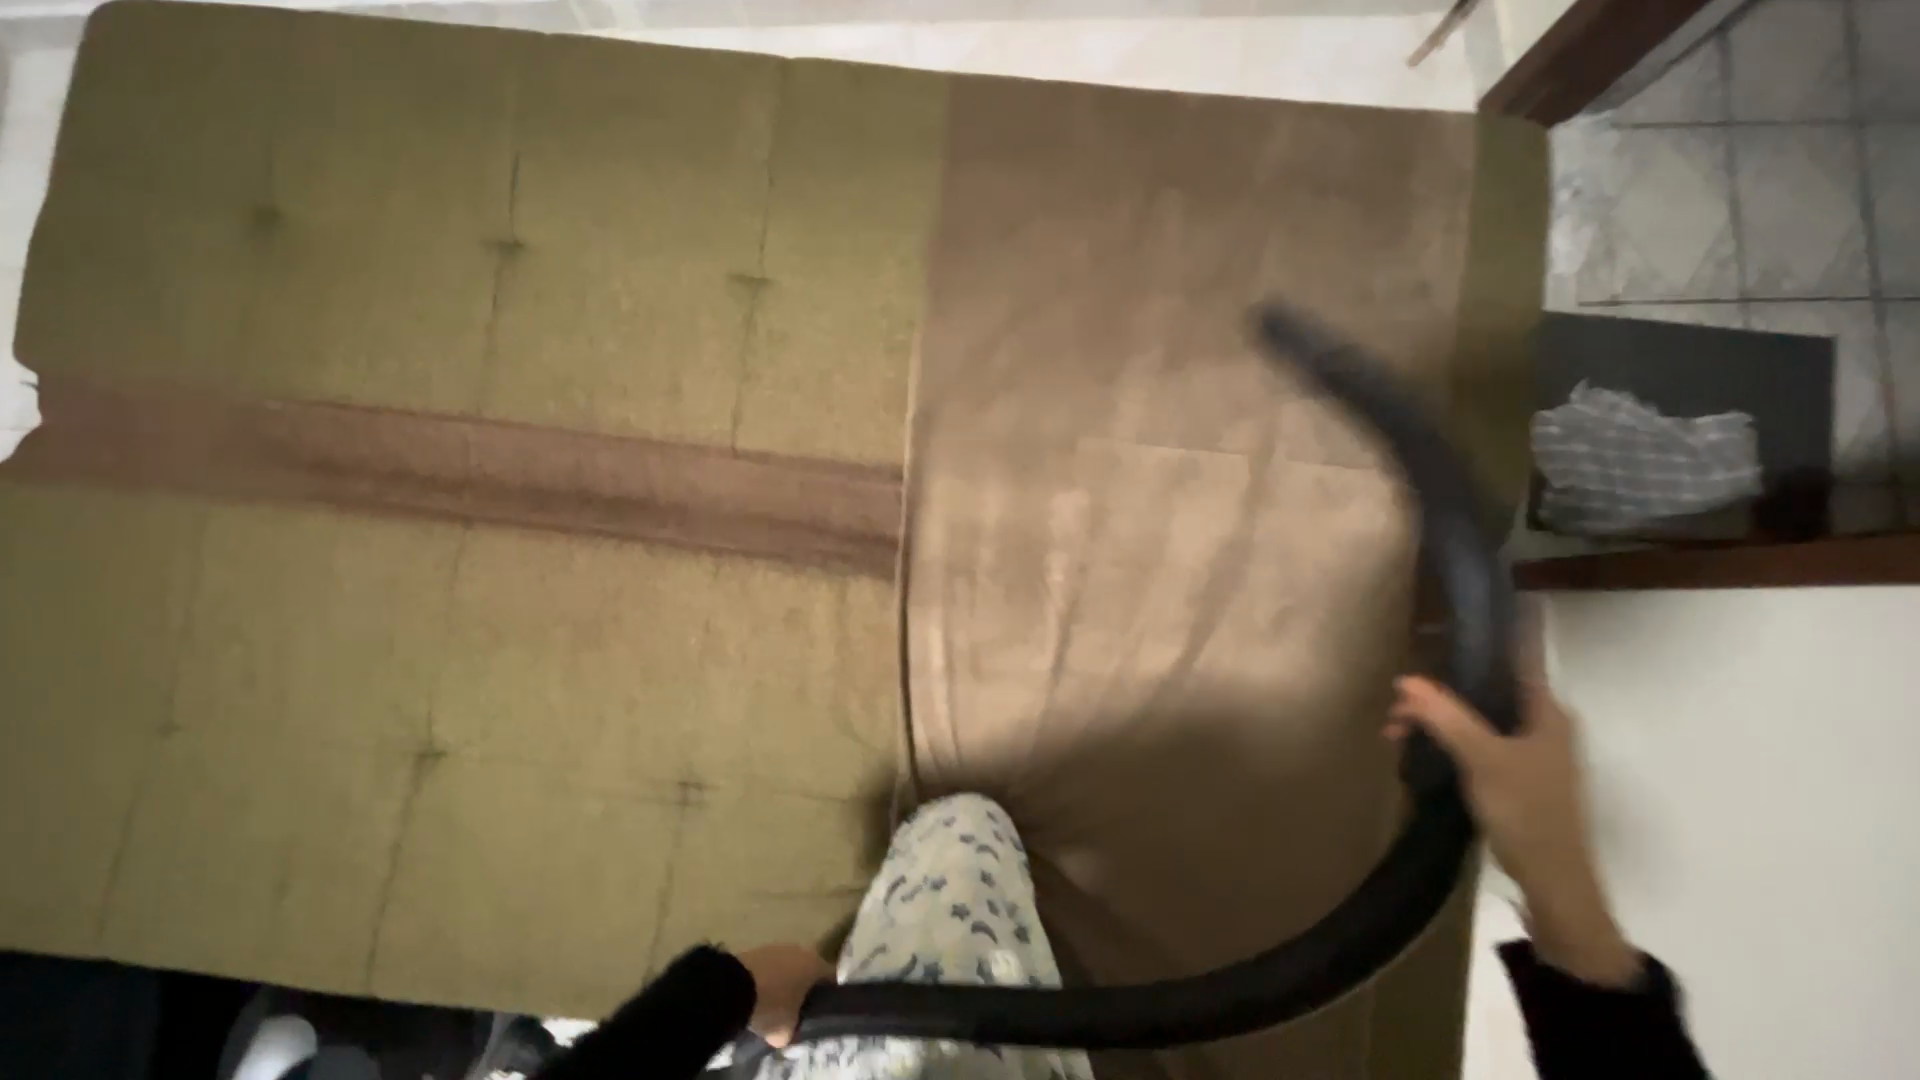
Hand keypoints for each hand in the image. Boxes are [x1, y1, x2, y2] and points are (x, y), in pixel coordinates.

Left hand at [736, 944, 833, 1046]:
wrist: (734, 987)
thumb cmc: (772, 1006)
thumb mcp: (786, 1031)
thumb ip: (793, 1030)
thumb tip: (789, 1031)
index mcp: (816, 965)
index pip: (831, 979)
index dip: (828, 997)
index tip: (820, 1013)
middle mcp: (802, 950)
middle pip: (808, 971)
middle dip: (803, 989)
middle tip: (797, 1011)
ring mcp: (779, 947)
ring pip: (788, 968)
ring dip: (783, 983)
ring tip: (774, 1005)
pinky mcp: (758, 949)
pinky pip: (770, 967)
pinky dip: (767, 980)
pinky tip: (758, 996)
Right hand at [1387, 667, 1641, 987]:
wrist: (1554, 881)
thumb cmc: (1526, 810)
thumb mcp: (1482, 759)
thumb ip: (1444, 717)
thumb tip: (1405, 680)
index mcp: (1547, 712)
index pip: (1518, 659)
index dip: (1489, 639)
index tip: (1453, 623)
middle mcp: (1542, 725)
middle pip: (1483, 692)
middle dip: (1436, 695)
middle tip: (1396, 710)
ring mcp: (1530, 752)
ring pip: (1474, 719)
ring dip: (1435, 721)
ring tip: (1395, 735)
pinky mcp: (1515, 777)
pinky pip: (1474, 743)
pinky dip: (1446, 742)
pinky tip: (1416, 751)